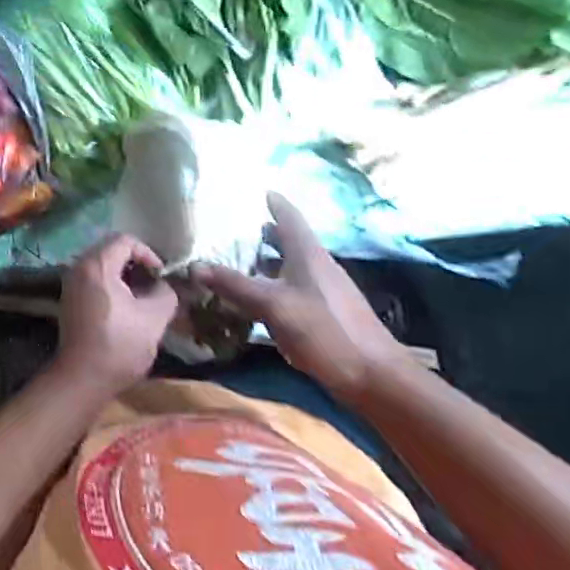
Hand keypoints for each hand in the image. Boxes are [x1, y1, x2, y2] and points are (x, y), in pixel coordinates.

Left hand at [55, 235, 178, 391]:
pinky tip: (127, 307)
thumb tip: (165, 286)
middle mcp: (78, 268)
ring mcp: (71, 284)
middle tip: (155, 283)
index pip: (125, 240)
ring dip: (125, 276)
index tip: (161, 275)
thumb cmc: (119, 344)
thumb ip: (165, 293)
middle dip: (137, 264)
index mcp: (96, 266)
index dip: (148, 253)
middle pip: (111, 250)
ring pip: (102, 266)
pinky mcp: (70, 300)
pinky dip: (112, 286)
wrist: (83, 377)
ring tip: (144, 297)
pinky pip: (94, 280)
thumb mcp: (154, 318)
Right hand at [193, 193, 412, 402]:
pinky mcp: (326, 315)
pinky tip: (258, 300)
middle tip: (237, 229)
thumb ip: (235, 285)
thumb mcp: (274, 306)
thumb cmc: (326, 331)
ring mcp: (325, 292)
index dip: (276, 203)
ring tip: (240, 261)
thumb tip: (195, 266)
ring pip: (292, 267)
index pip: (291, 219)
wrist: (375, 378)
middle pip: (291, 242)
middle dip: (267, 234)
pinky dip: (274, 286)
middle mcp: (319, 268)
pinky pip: (294, 289)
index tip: (261, 191)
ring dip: (269, 262)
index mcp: (309, 256)